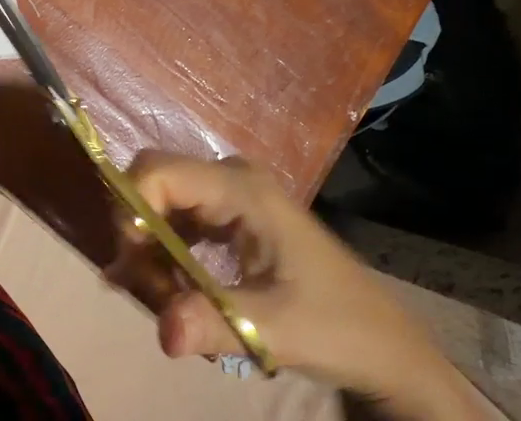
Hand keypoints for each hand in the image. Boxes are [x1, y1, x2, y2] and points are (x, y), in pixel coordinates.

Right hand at [106, 154, 464, 412]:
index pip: (158, 171)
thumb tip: (163, 333)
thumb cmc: (339, 328)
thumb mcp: (276, 330)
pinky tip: (175, 292)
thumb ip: (215, 324)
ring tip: (166, 299)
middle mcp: (231, 179)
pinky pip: (177, 220)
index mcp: (243, 190)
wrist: (388, 349)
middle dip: (138, 232)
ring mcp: (231, 196)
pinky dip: (166, 253)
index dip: (132, 208)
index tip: (134, 262)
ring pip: (161, 202)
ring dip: (151, 249)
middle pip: (154, 182)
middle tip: (148, 288)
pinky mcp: (230, 217)